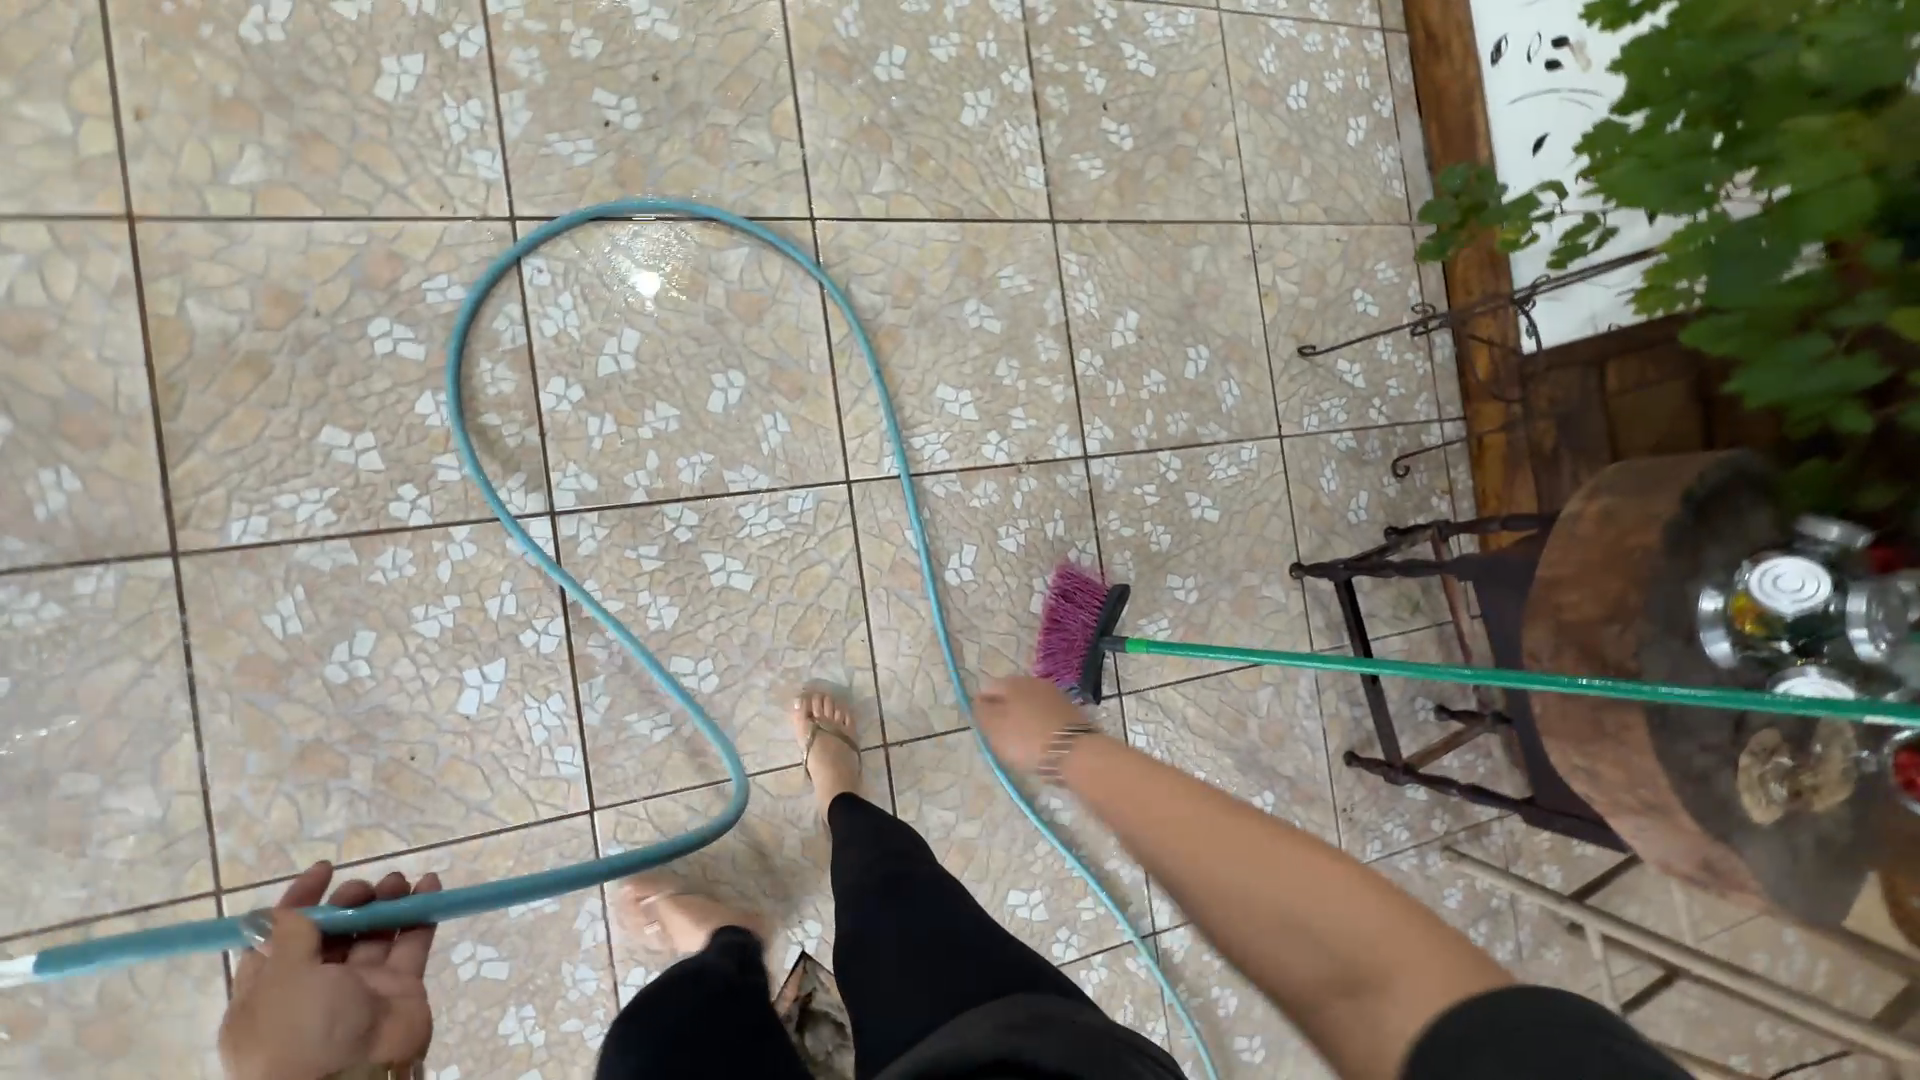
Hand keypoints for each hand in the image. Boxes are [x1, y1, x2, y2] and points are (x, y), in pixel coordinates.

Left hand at [220, 862, 442, 1079]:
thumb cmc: (300, 1032)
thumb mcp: (282, 983)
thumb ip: (291, 939)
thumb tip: (291, 909)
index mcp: (269, 992)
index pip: (280, 936)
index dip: (300, 900)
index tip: (325, 869)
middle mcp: (312, 987)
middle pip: (332, 931)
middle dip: (350, 900)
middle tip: (367, 888)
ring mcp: (359, 987)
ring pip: (374, 933)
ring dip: (386, 902)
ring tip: (401, 882)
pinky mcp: (400, 987)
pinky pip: (411, 943)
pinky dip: (422, 912)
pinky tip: (431, 886)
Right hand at [976, 675, 1090, 772]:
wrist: (1075, 752)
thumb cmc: (1027, 739)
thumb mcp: (995, 728)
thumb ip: (981, 712)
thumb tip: (978, 701)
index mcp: (1011, 682)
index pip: (987, 689)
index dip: (982, 708)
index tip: (985, 728)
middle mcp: (1033, 681)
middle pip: (1010, 695)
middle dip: (1003, 712)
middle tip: (1001, 736)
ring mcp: (1054, 694)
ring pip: (1029, 704)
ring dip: (1022, 718)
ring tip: (1021, 741)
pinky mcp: (1070, 709)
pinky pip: (1045, 714)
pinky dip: (1039, 724)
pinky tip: (1041, 740)